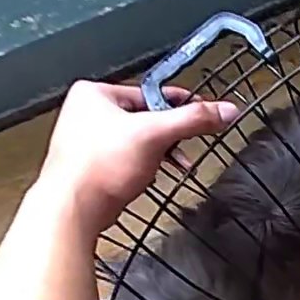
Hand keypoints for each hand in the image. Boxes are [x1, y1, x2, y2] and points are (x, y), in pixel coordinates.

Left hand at [37, 81, 239, 231]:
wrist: (74, 206)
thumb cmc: (98, 167)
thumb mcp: (156, 134)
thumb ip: (194, 120)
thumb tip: (225, 110)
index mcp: (96, 93)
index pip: (153, 93)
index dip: (181, 106)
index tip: (203, 115)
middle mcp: (89, 111)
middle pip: (150, 116)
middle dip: (171, 135)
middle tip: (184, 146)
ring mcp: (91, 137)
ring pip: (142, 138)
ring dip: (162, 152)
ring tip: (173, 164)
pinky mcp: (97, 161)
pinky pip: (132, 155)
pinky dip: (148, 164)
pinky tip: (152, 175)